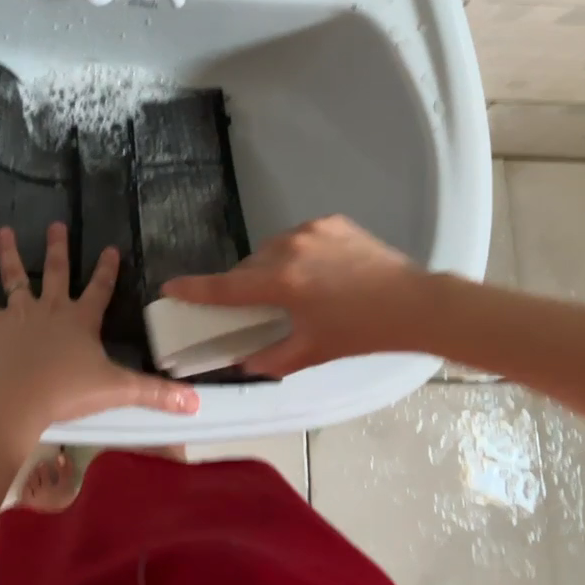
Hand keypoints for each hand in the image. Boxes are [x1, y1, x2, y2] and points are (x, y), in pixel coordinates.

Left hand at [0, 223, 198, 439]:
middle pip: (57, 272)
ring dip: (10, 253)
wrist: (20, 400)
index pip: (100, 289)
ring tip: (5, 230)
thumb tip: (196, 402)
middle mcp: (51, 309)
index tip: (111, 247)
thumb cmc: (68, 392)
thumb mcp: (117, 390)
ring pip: (15, 277)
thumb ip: (155, 394)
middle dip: (59, 248)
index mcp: (81, 320)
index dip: (106, 269)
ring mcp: (19, 314)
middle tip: (57, 224)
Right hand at [162, 216, 432, 376]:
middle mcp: (290, 248)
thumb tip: (242, 363)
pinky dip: (299, 254)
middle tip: (260, 306)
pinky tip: (320, 272)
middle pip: (250, 267)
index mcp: (283, 282)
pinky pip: (300, 238)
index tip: (169, 286)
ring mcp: (311, 230)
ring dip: (274, 268)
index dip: (195, 289)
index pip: (226, 287)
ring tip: (298, 290)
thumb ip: (270, 358)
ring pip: (273, 250)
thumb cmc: (361, 332)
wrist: (414, 304)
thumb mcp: (312, 351)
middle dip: (247, 285)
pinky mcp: (331, 221)